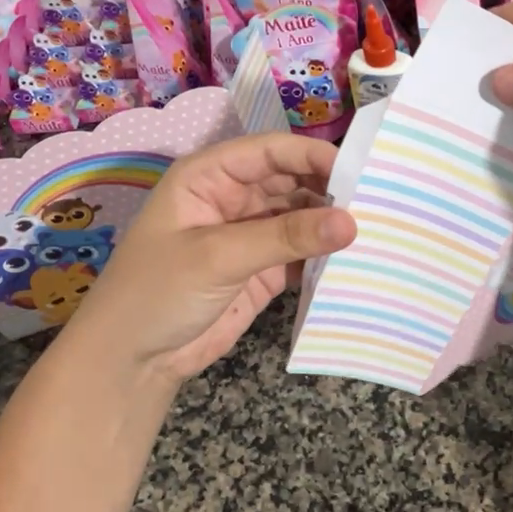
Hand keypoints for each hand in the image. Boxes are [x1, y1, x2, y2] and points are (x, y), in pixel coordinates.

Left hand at [63, 132, 355, 383]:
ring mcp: (250, 236)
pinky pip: (302, 254)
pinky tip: (356, 260)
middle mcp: (233, 199)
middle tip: (379, 203)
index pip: (271, 152)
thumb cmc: (158, 292)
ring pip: (302, 218)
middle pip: (292, 182)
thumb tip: (351, 222)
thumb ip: (286, 237)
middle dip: (331, 190)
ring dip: (332, 225)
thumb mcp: (220, 257)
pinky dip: (325, 257)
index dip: (313, 156)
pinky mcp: (264, 272)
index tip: (360, 171)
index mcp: (209, 177)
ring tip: (377, 231)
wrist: (133, 359)